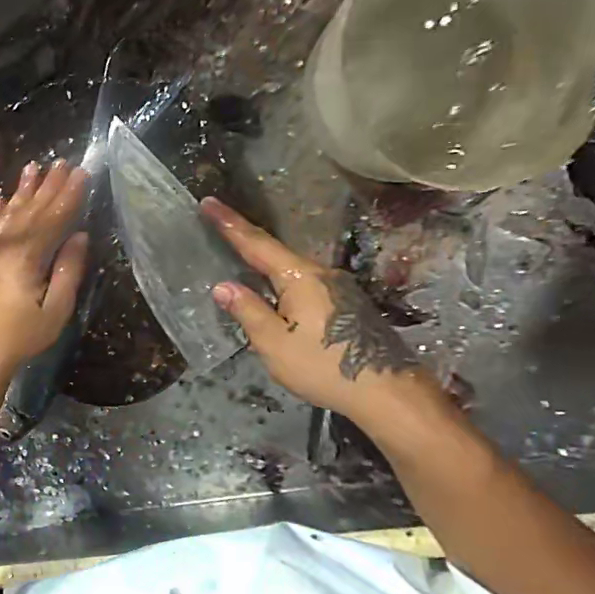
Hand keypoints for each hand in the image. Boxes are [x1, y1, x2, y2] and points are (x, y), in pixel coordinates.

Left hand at [0, 160, 89, 382]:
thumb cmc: (22, 336)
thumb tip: (79, 236)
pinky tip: (3, 197)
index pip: (53, 219)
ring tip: (35, 166)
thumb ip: (68, 271)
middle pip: (32, 210)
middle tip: (64, 161)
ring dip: (24, 189)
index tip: (83, 173)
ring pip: (10, 213)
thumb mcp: (56, 310)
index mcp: (25, 257)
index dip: (70, 196)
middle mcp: (4, 246)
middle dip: (50, 185)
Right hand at [203, 197, 436, 421]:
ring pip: (292, 273)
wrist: (385, 390)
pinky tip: (275, 300)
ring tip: (242, 269)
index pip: (257, 244)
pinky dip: (283, 287)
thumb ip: (249, 311)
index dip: (230, 223)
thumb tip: (223, 286)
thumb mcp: (275, 344)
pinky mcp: (346, 306)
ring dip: (266, 269)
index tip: (209, 203)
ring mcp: (337, 289)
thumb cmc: (324, 366)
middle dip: (247, 244)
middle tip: (219, 230)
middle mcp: (321, 274)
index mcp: (300, 277)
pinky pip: (305, 287)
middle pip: (276, 255)